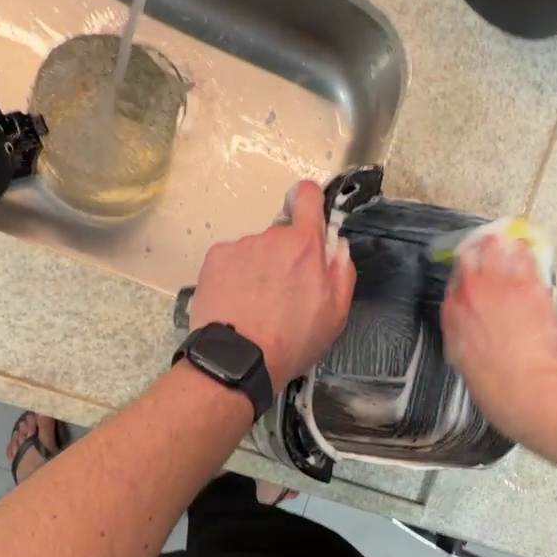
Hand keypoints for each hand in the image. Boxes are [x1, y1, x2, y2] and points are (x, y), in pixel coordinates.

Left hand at [188, 180, 354, 387]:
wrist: (239, 360)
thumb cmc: (292, 342)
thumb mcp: (335, 315)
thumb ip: (342, 272)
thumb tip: (338, 246)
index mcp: (304, 245)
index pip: (308, 197)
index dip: (309, 202)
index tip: (307, 217)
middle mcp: (271, 237)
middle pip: (280, 236)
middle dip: (283, 257)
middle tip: (281, 295)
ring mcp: (240, 246)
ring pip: (254, 251)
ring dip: (257, 270)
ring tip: (254, 306)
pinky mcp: (214, 259)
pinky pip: (230, 261)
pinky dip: (233, 277)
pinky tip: (235, 304)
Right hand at [442, 233, 556, 433]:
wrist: (520, 382)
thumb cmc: (491, 378)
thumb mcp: (462, 355)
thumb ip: (460, 327)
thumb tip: (463, 314)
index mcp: (454, 311)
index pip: (455, 278)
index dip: (463, 270)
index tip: (469, 266)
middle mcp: (475, 291)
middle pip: (474, 254)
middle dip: (481, 247)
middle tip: (487, 243)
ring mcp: (504, 284)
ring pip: (500, 249)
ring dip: (502, 244)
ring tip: (507, 241)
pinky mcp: (531, 285)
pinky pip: (527, 257)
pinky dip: (525, 252)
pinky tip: (526, 250)